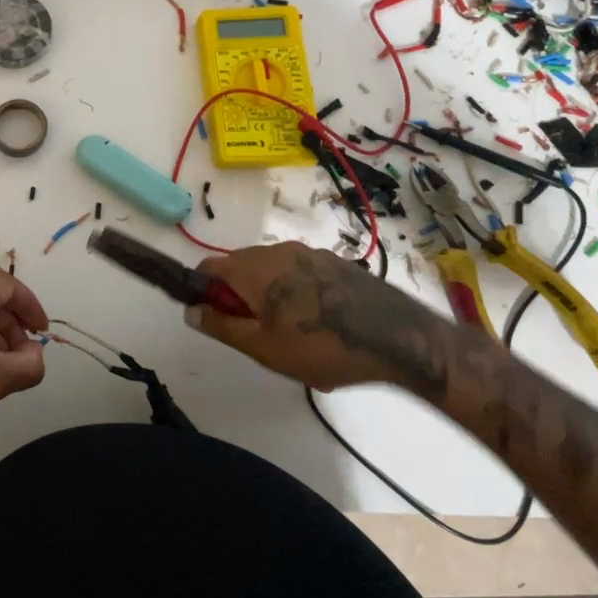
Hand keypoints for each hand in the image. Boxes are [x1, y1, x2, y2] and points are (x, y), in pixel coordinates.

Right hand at [187, 242, 454, 395]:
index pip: (208, 269)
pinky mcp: (340, 264)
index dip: (205, 294)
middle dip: (241, 298)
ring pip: (274, 272)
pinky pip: (304, 275)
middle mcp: (278, 250)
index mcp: (252, 267)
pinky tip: (323, 328)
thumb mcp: (263, 347)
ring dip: (272, 297)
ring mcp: (312, 254)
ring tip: (295, 336)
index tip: (220, 321)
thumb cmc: (323, 346)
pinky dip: (301, 295)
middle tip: (260, 336)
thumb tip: (191, 310)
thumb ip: (221, 326)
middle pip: (241, 268)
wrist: (406, 342)